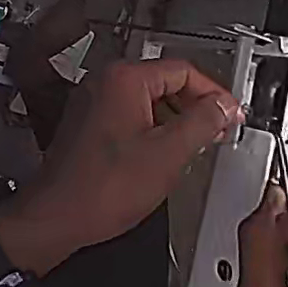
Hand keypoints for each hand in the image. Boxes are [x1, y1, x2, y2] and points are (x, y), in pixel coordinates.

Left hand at [0, 59, 240, 273]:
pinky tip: (164, 153)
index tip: (229, 113)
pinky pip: (131, 113)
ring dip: (176, 118)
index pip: (183, 70)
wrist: (58, 217)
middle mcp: (104, 82)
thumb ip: (203, 123)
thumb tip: (223, 107)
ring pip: (149, 98)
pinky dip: (153, 127)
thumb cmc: (100, 189)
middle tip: (216, 128)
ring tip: (194, 144)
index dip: (214, 93)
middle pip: (166, 81)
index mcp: (124, 80)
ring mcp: (94, 101)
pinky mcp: (89, 122)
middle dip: (195, 106)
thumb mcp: (168, 154)